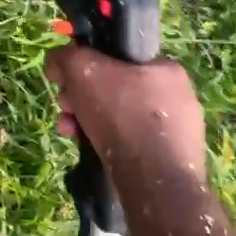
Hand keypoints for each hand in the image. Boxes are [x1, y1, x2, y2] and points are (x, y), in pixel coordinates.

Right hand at [44, 44, 235, 235]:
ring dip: (86, 117)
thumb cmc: (120, 112)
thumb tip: (57, 64)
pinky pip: (131, 138)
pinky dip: (106, 138)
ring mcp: (179, 130)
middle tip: (66, 106)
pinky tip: (87, 144)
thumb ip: (63, 55)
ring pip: (118, 113)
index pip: (116, 56)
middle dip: (80, 96)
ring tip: (70, 129)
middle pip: (112, 86)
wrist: (153, 179)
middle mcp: (178, 96)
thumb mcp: (78, 67)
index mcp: (166, 69)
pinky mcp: (173, 157)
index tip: (68, 79)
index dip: (85, 64)